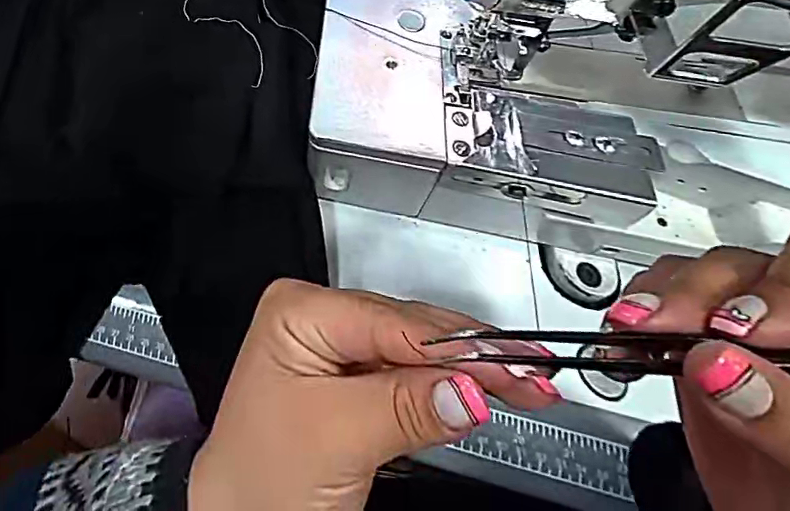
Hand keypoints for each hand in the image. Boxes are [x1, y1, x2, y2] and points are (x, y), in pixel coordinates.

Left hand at [189, 279, 560, 509]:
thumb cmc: (259, 480)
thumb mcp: (336, 437)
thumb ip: (405, 406)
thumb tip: (470, 388)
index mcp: (301, 309)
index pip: (395, 322)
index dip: (459, 347)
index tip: (512, 366)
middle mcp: (319, 315)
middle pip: (410, 328)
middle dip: (472, 353)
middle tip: (530, 373)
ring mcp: (336, 343)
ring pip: (415, 347)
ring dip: (467, 368)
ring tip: (518, 380)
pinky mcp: (352, 373)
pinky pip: (408, 371)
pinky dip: (447, 385)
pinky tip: (478, 387)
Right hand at [605, 220, 789, 510]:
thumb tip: (720, 365)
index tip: (752, 331)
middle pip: (768, 264)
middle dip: (712, 292)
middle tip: (679, 326)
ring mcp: (777, 340)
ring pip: (713, 276)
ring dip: (668, 297)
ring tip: (638, 328)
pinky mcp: (722, 357)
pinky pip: (675, 307)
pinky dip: (645, 319)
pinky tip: (630, 337)